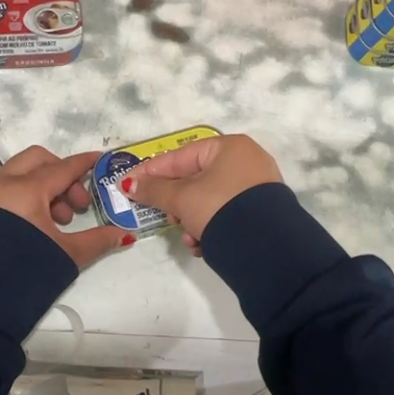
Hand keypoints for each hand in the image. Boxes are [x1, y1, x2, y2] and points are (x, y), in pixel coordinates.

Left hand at [0, 146, 133, 268]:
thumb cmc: (25, 271)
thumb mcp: (68, 255)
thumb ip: (98, 240)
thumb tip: (125, 235)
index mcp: (26, 189)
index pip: (63, 168)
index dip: (85, 164)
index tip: (102, 160)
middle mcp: (4, 184)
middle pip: (39, 161)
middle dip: (63, 175)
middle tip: (78, 205)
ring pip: (22, 174)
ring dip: (46, 188)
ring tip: (60, 222)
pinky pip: (8, 190)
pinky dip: (28, 197)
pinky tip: (39, 226)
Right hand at [119, 134, 281, 253]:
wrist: (265, 247)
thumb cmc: (220, 209)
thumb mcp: (182, 199)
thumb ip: (153, 190)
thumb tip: (128, 184)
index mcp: (229, 147)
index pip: (179, 157)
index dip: (151, 172)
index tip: (128, 185)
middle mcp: (245, 161)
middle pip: (194, 180)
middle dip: (176, 204)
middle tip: (166, 217)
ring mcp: (256, 187)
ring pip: (208, 201)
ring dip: (191, 221)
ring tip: (189, 237)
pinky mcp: (261, 212)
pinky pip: (225, 214)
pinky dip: (210, 228)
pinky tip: (202, 245)